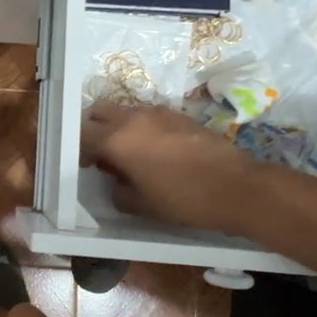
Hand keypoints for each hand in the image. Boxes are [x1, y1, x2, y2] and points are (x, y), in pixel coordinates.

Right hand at [80, 103, 272, 232]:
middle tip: (103, 154)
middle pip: (99, 112)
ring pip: (125, 111)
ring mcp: (157, 112)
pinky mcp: (177, 114)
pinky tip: (156, 150)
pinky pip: (147, 115)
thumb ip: (119, 192)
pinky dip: (142, 127)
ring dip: (119, 127)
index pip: (83, 135)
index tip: (87, 166)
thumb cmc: (184, 199)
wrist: (236, 186)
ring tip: (131, 154)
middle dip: (94, 129)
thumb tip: (116, 181)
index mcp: (118, 140)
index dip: (79, 150)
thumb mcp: (143, 205)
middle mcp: (133, 118)